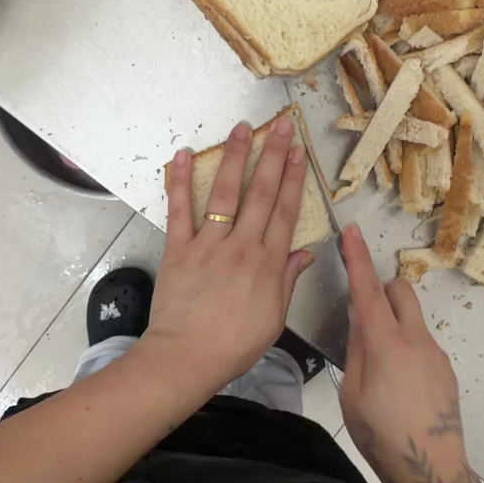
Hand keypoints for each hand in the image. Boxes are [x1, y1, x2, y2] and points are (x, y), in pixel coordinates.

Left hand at [141, 116, 317, 395]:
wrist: (188, 357)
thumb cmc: (235, 344)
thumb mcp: (274, 317)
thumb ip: (288, 280)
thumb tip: (305, 253)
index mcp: (269, 264)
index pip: (285, 212)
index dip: (293, 178)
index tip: (298, 151)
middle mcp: (243, 246)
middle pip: (261, 194)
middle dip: (272, 156)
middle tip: (280, 125)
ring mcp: (209, 244)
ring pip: (225, 194)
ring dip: (234, 158)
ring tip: (242, 128)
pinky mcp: (179, 249)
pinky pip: (180, 210)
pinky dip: (181, 182)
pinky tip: (184, 155)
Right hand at [338, 225, 465, 473]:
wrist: (431, 468)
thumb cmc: (381, 435)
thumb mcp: (353, 394)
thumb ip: (357, 349)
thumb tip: (359, 317)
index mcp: (386, 344)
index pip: (368, 291)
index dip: (358, 259)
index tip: (352, 231)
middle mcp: (416, 340)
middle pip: (401, 291)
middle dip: (381, 288)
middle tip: (362, 313)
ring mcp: (435, 354)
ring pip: (411, 319)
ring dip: (392, 322)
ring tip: (376, 364)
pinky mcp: (445, 370)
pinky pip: (420, 342)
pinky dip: (404, 345)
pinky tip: (396, 384)